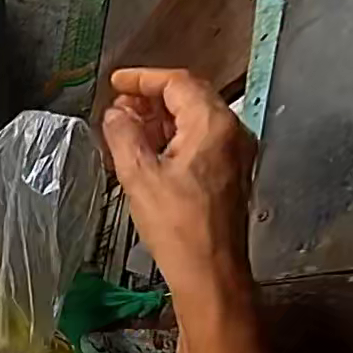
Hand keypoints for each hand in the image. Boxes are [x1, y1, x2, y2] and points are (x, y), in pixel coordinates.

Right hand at [99, 68, 256, 317]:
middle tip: (119, 108)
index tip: (117, 82)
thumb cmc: (179, 228)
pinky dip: (175, 139)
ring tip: (128, 129)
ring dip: (162, 120)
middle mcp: (233, 134)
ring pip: (196, 120)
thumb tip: (115, 115)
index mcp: (213, 125)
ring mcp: (236, 155)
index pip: (177, 82)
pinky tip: (151, 153)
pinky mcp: (231, 176)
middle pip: (190, 97)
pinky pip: (202, 142)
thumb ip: (123, 135)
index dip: (142, 78)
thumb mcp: (139, 176)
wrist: (211, 274)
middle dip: (151, 99)